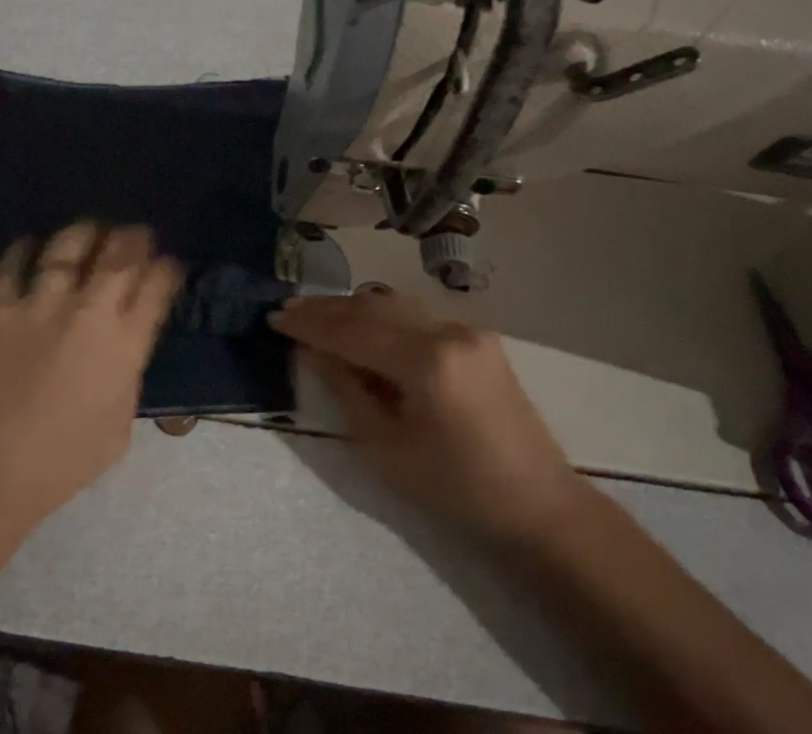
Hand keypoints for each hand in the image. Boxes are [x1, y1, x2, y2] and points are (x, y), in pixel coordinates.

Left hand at [0, 223, 182, 541]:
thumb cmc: (59, 466)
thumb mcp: (117, 431)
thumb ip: (125, 381)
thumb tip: (122, 355)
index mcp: (125, 347)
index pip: (156, 290)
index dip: (168, 270)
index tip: (170, 263)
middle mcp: (87, 314)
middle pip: (119, 257)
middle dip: (135, 238)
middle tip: (138, 233)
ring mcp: (38, 306)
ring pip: (69, 248)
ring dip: (85, 234)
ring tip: (91, 230)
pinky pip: (13, 265)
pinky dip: (26, 249)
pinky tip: (32, 245)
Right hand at [269, 288, 588, 542]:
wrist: (538, 506)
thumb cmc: (455, 489)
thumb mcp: (386, 448)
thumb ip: (346, 391)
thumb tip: (313, 352)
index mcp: (426, 362)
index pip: (353, 330)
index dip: (310, 324)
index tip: (274, 318)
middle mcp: (449, 333)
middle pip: (374, 307)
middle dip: (328, 309)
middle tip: (287, 312)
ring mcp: (469, 333)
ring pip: (397, 306)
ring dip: (354, 309)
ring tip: (316, 317)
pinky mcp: (479, 342)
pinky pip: (418, 317)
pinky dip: (382, 318)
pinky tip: (361, 329)